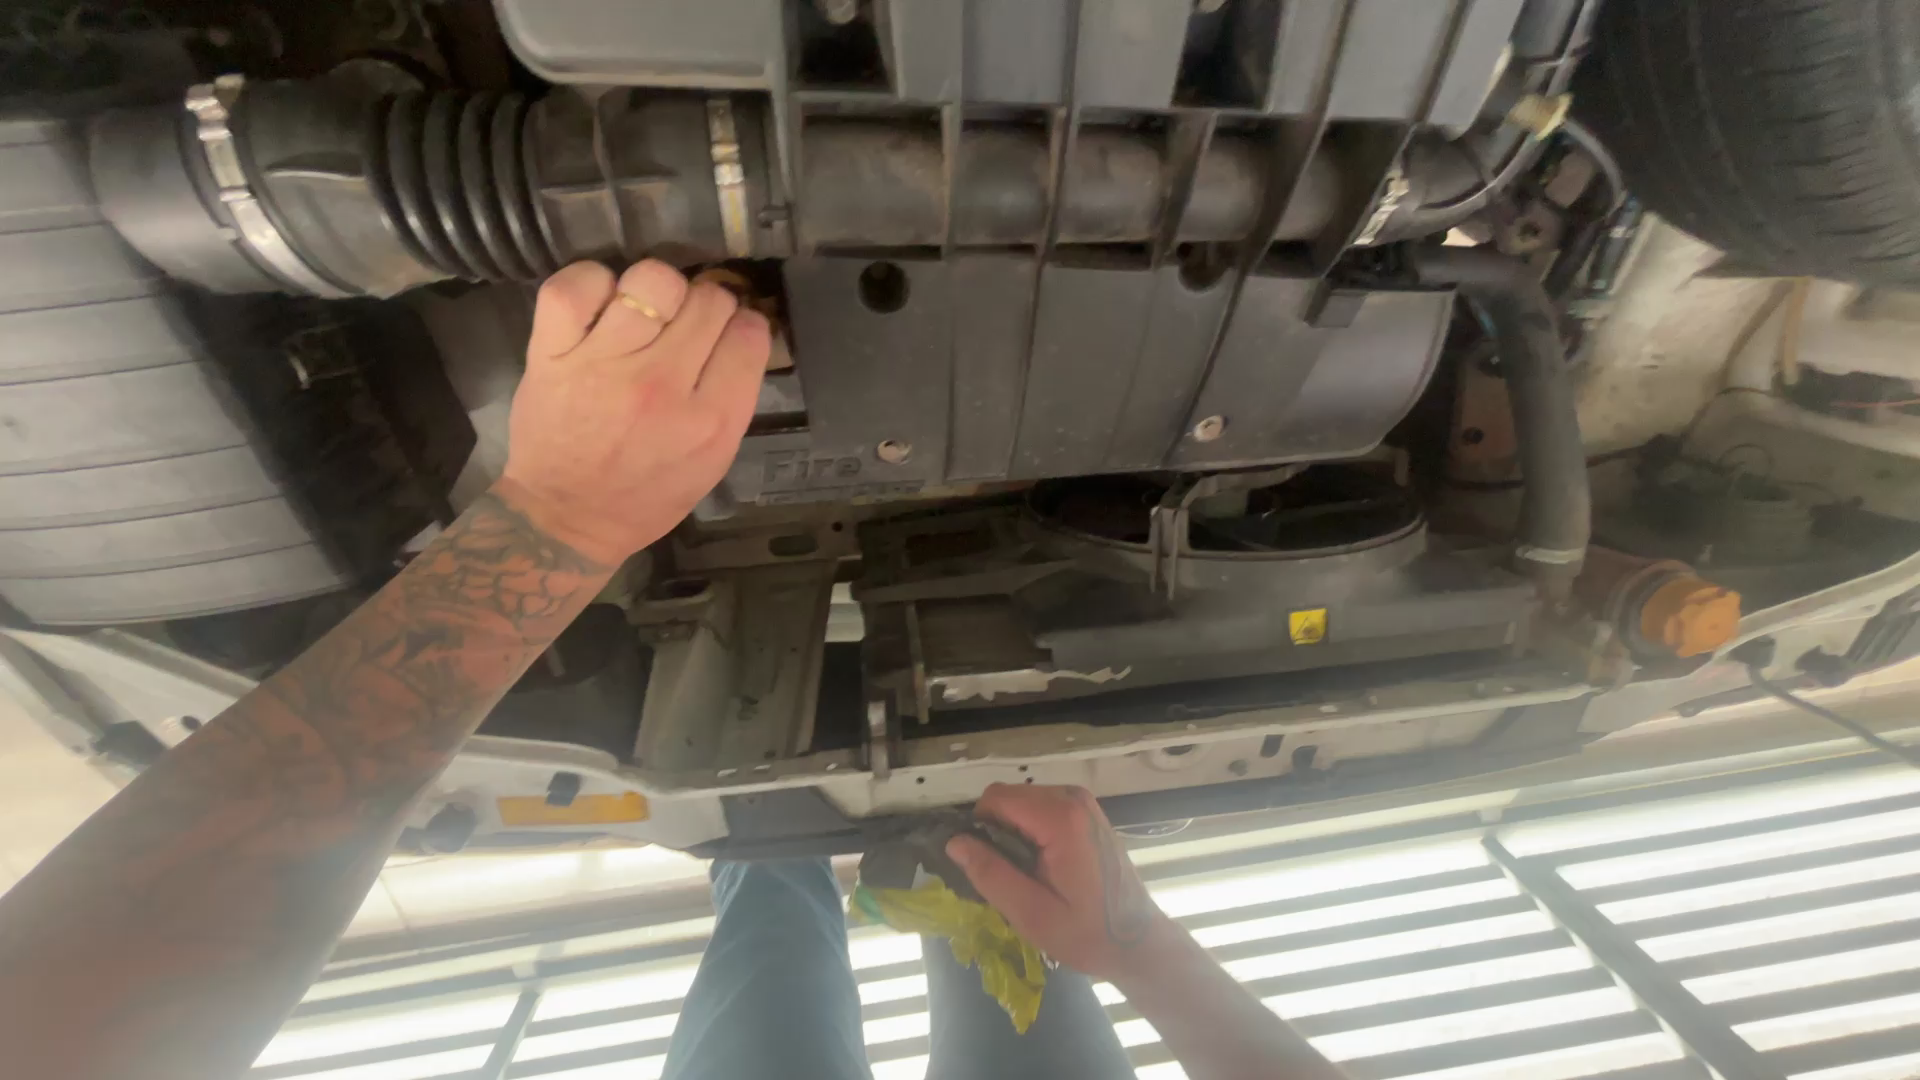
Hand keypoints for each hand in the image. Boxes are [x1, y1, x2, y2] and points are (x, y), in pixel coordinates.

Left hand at [497, 259, 769, 564]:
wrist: (569, 516)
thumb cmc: (650, 495)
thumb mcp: (715, 461)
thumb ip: (733, 400)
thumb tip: (740, 335)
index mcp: (711, 420)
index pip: (749, 334)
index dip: (746, 326)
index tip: (732, 335)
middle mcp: (663, 385)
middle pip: (709, 300)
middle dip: (711, 305)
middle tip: (693, 325)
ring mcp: (605, 364)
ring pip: (654, 280)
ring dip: (661, 290)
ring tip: (651, 312)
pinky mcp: (553, 352)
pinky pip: (578, 284)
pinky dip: (595, 281)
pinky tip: (604, 305)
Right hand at [946, 783, 1169, 980]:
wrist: (1138, 942)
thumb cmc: (1087, 933)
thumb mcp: (1031, 913)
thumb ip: (990, 874)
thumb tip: (955, 842)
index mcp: (1060, 818)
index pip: (996, 798)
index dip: (980, 828)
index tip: (987, 865)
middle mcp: (1072, 797)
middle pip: (1008, 797)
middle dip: (997, 831)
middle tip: (1009, 875)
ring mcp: (1081, 801)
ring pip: (1022, 800)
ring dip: (1013, 831)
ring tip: (1027, 873)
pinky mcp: (1085, 810)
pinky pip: (1040, 806)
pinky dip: (1031, 829)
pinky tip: (1043, 864)